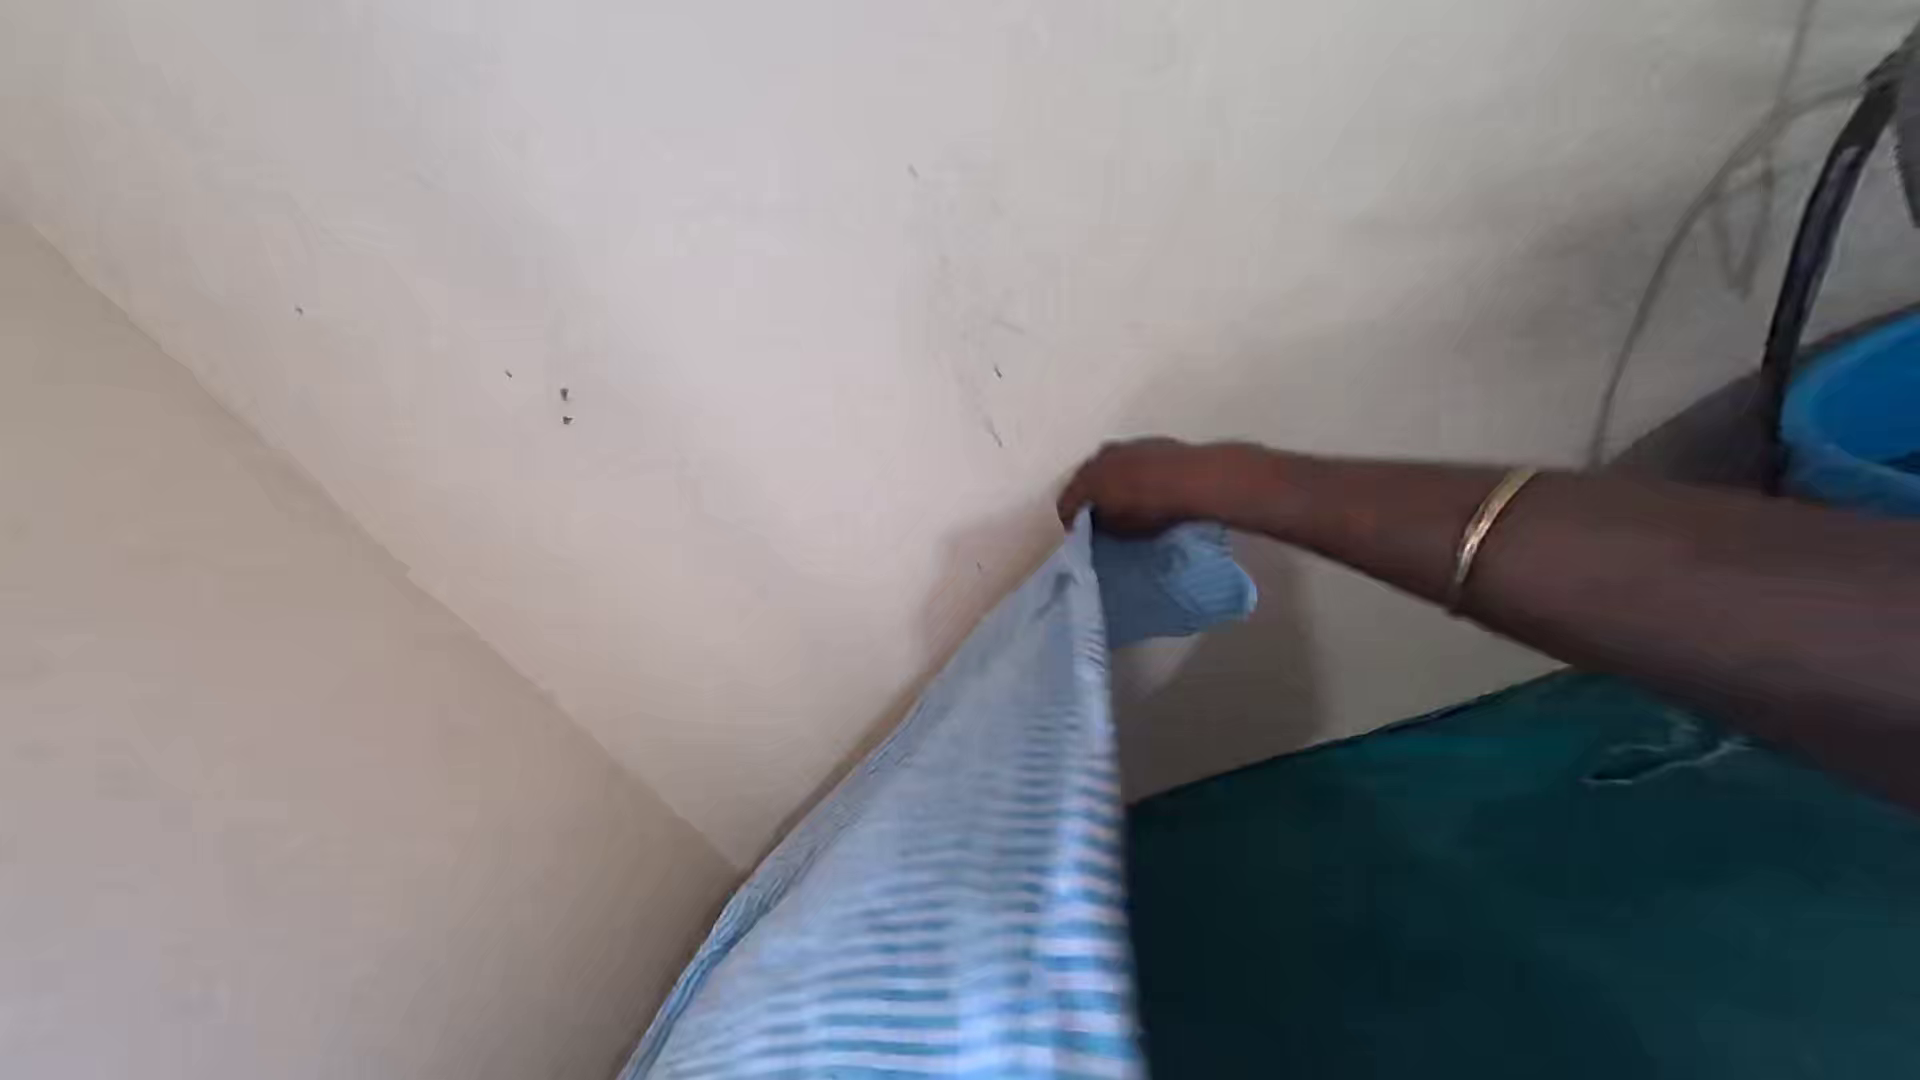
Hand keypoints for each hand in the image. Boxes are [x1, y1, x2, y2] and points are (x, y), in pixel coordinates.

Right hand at [1056, 438, 1256, 534]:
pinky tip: (1143, 482)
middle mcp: (1100, 457)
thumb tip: (1096, 519)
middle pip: (1084, 478)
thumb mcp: (1121, 529)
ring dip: (1108, 479)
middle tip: (1093, 512)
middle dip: (1086, 495)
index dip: (1068, 518)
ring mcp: (1125, 446)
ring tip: (1119, 495)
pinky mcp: (1148, 442)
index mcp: (1087, 479)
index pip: (1066, 501)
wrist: (1193, 478)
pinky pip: (1129, 459)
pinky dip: (1129, 471)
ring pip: (1107, 465)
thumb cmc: (1151, 509)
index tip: (1074, 530)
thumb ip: (1101, 523)